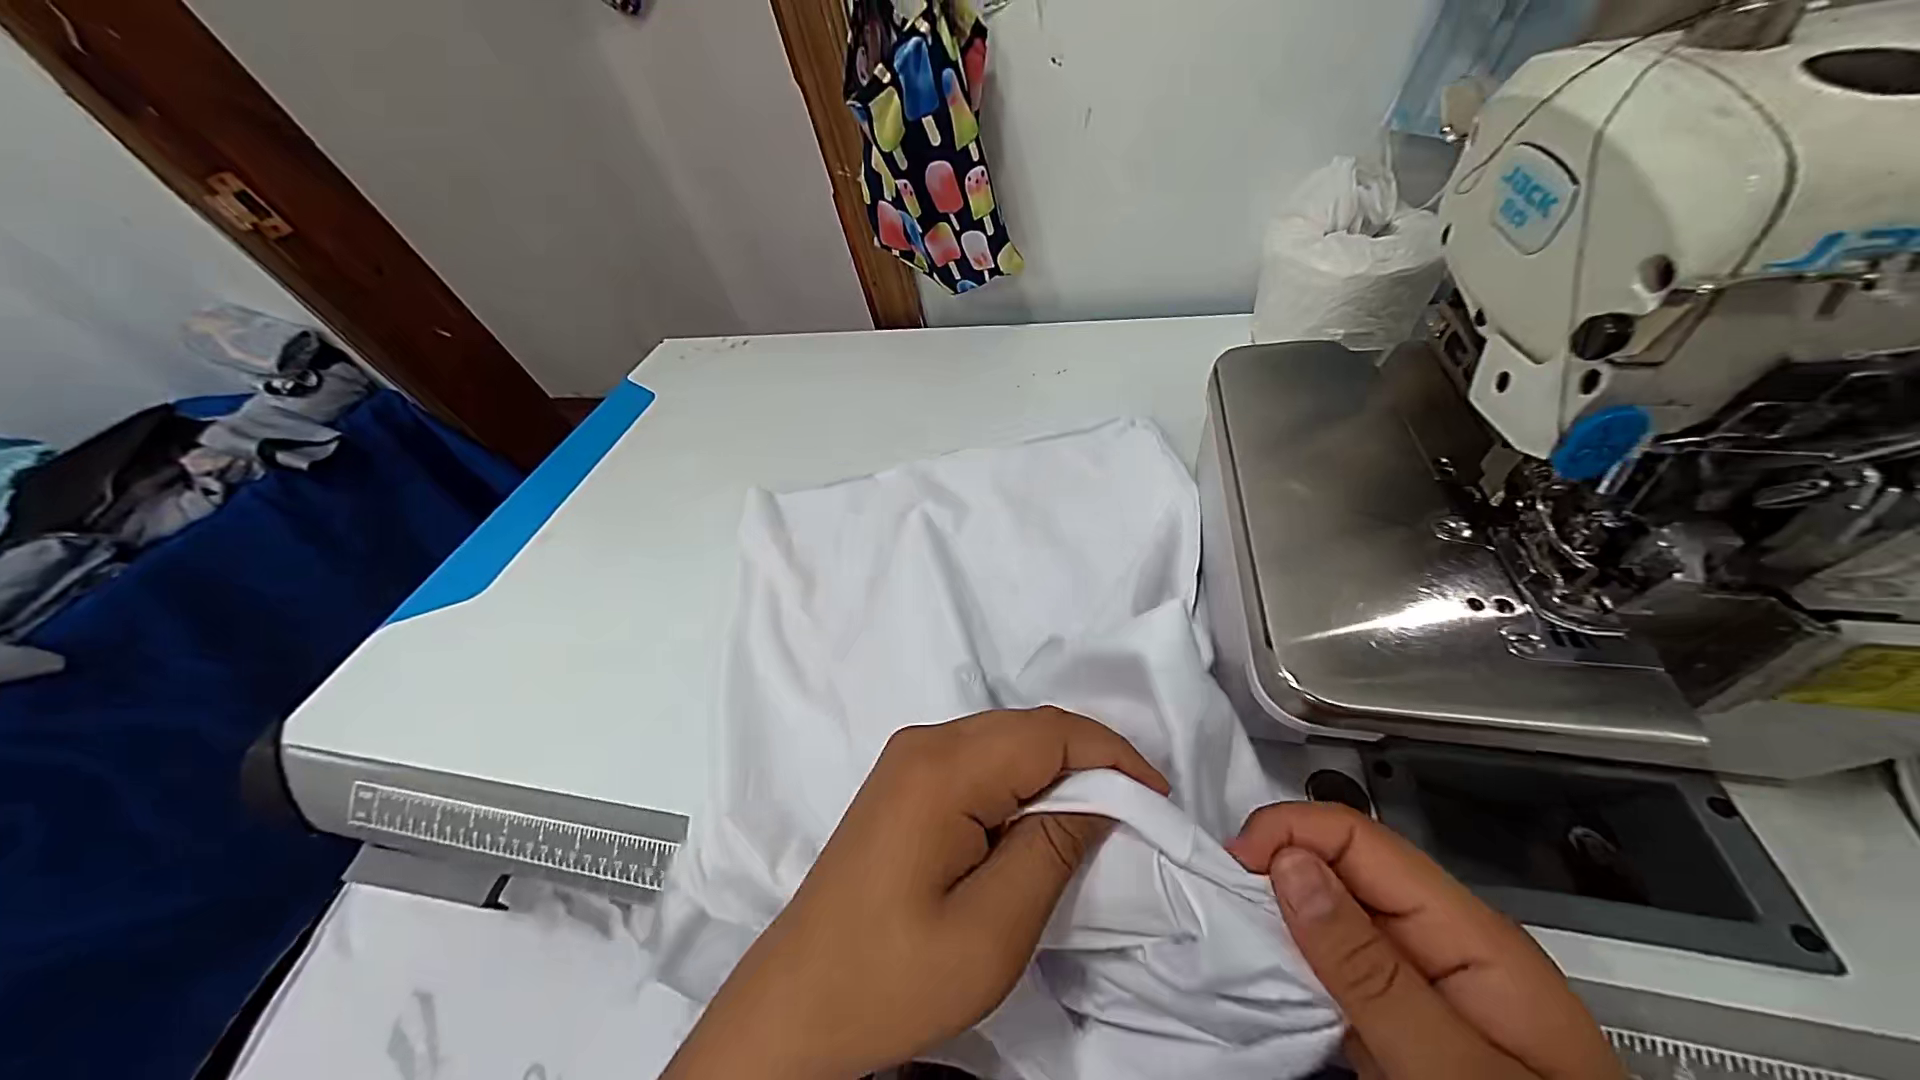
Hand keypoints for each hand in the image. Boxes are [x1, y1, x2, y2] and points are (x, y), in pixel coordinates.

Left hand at [662, 707, 1168, 1079]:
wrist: (799, 1003)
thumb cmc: (894, 976)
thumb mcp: (993, 929)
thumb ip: (1054, 848)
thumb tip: (1101, 798)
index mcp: (941, 769)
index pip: (1048, 732)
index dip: (1111, 754)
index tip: (1156, 798)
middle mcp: (923, 744)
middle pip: (1026, 728)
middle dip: (1088, 760)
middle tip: (1132, 812)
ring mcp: (907, 759)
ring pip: (1005, 740)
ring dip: (1056, 770)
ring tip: (1094, 819)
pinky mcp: (903, 782)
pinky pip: (979, 759)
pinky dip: (1021, 780)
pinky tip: (1036, 821)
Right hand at [1229, 802, 1623, 1079]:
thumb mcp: (1455, 1068)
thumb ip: (1371, 969)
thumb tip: (1291, 865)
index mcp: (1469, 934)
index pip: (1360, 836)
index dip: (1289, 832)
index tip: (1231, 868)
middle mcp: (1440, 939)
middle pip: (1340, 863)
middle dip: (1274, 865)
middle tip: (1223, 904)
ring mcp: (1416, 975)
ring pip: (1327, 908)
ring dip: (1275, 909)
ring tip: (1233, 933)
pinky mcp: (1396, 1010)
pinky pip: (1330, 958)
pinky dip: (1289, 954)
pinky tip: (1265, 969)